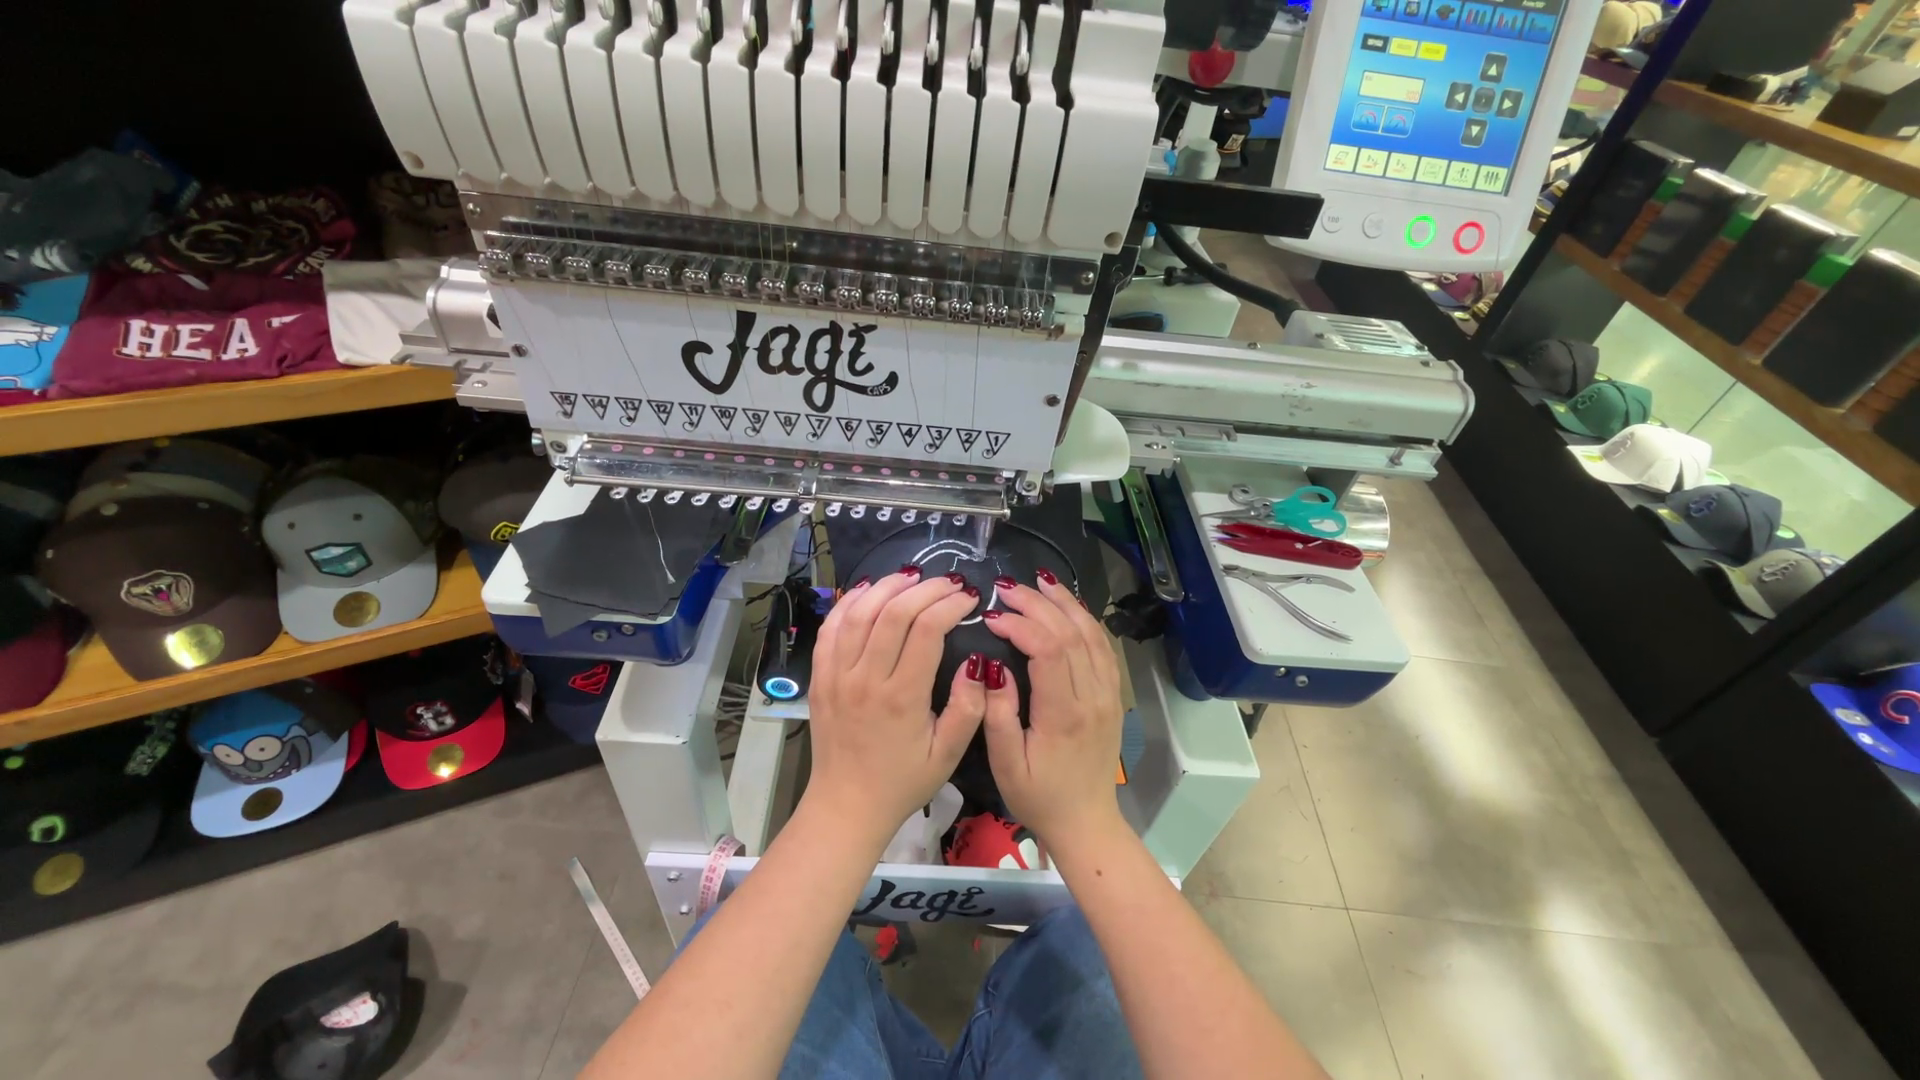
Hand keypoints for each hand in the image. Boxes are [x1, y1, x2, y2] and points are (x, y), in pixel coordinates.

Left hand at [803, 567, 986, 840]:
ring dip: (887, 587)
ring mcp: (837, 676)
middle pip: (893, 612)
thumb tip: (980, 664)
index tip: (969, 599)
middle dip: (926, 589)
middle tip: (948, 584)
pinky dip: (848, 603)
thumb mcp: (947, 754)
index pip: (927, 630)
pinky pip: (830, 629)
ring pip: (859, 613)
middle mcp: (866, 679)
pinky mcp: (819, 677)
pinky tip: (868, 591)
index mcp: (902, 698)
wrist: (847, 805)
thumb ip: (968, 708)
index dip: (950, 605)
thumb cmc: (903, 781)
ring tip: (912, 577)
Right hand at [980, 572, 1125, 843]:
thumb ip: (997, 715)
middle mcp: (1092, 697)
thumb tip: (990, 667)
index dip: (1021, 625)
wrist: (1086, 822)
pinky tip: (1068, 608)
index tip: (991, 617)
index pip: (1049, 650)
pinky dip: (1086, 621)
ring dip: (1065, 605)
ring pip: (1092, 635)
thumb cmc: (1039, 797)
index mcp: (1063, 714)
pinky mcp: (1111, 696)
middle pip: (1070, 634)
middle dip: (1038, 604)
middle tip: (1006, 587)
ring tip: (1039, 582)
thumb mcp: (1007, 765)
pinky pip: (1103, 648)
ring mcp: (1107, 695)